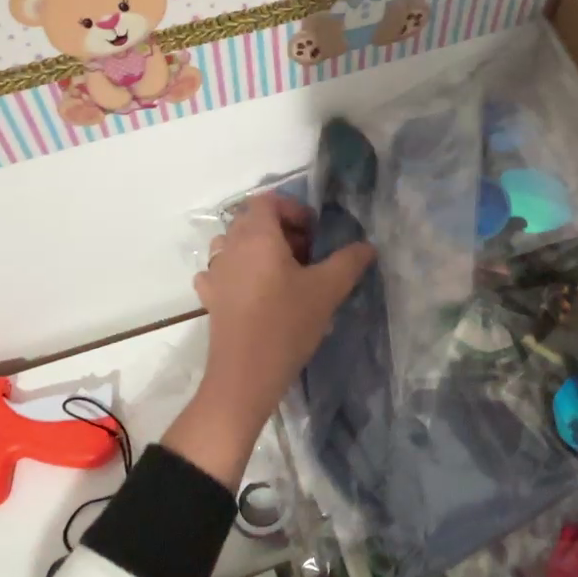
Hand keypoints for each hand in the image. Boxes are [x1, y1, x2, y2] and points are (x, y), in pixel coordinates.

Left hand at [161, 193, 373, 486]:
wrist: (245, 375)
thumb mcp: (327, 290)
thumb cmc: (287, 324)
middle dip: (282, 232)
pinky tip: (258, 294)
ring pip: (236, 246)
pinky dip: (241, 274)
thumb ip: (349, 262)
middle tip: (309, 257)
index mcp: (256, 235)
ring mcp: (215, 273)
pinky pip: (224, 273)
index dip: (294, 210)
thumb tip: (366, 246)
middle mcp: (229, 246)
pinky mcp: (210, 298)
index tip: (316, 234)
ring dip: (260, 252)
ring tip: (285, 277)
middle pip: (252, 222)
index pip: (268, 201)